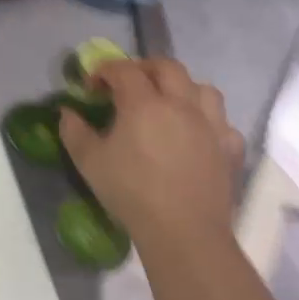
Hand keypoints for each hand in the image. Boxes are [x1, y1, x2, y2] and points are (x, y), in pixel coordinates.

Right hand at [60, 58, 245, 248]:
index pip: (123, 69)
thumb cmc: (131, 192)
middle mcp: (181, 106)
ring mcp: (211, 127)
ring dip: (182, 88)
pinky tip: (195, 135)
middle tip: (128, 85)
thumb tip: (68, 112)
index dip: (104, 71)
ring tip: (167, 103)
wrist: (183, 233)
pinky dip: (208, 121)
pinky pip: (223, 123)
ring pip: (203, 89)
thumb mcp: (88, 160)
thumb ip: (73, 130)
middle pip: (168, 67)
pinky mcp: (230, 150)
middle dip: (144, 68)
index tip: (92, 88)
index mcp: (143, 104)